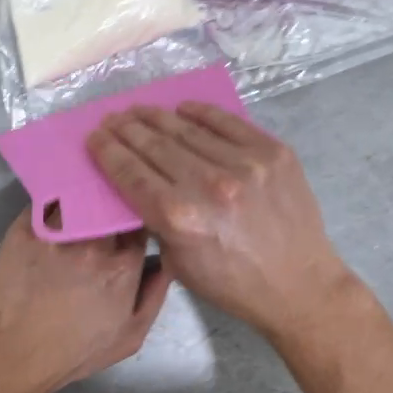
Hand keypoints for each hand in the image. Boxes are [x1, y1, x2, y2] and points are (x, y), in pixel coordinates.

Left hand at [0, 211, 171, 392]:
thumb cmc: (75, 352)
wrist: (15, 352)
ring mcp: (58, 233)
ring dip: (84, 197)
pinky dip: (54, 200)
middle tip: (104, 209)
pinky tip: (53, 204)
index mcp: (124, 266)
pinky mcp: (26, 229)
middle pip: (111, 206)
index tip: (128, 221)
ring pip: (80, 198)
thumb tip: (167, 263)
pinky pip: (46, 201)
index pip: (140, 224)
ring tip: (81, 199)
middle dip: (111, 204)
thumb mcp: (130, 336)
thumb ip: (154, 296)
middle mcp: (94, 243)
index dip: (135, 219)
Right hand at [87, 103, 354, 338]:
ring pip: (187, 131)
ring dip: (157, 117)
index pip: (132, 174)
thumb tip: (140, 185)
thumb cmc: (232, 283)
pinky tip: (183, 107)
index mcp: (179, 218)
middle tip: (112, 118)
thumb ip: (157, 221)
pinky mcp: (273, 153)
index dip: (108, 152)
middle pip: (155, 146)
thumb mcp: (178, 263)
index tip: (95, 137)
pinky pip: (228, 123)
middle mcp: (208, 185)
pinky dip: (202, 113)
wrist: (297, 284)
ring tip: (139, 110)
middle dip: (127, 130)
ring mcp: (244, 165)